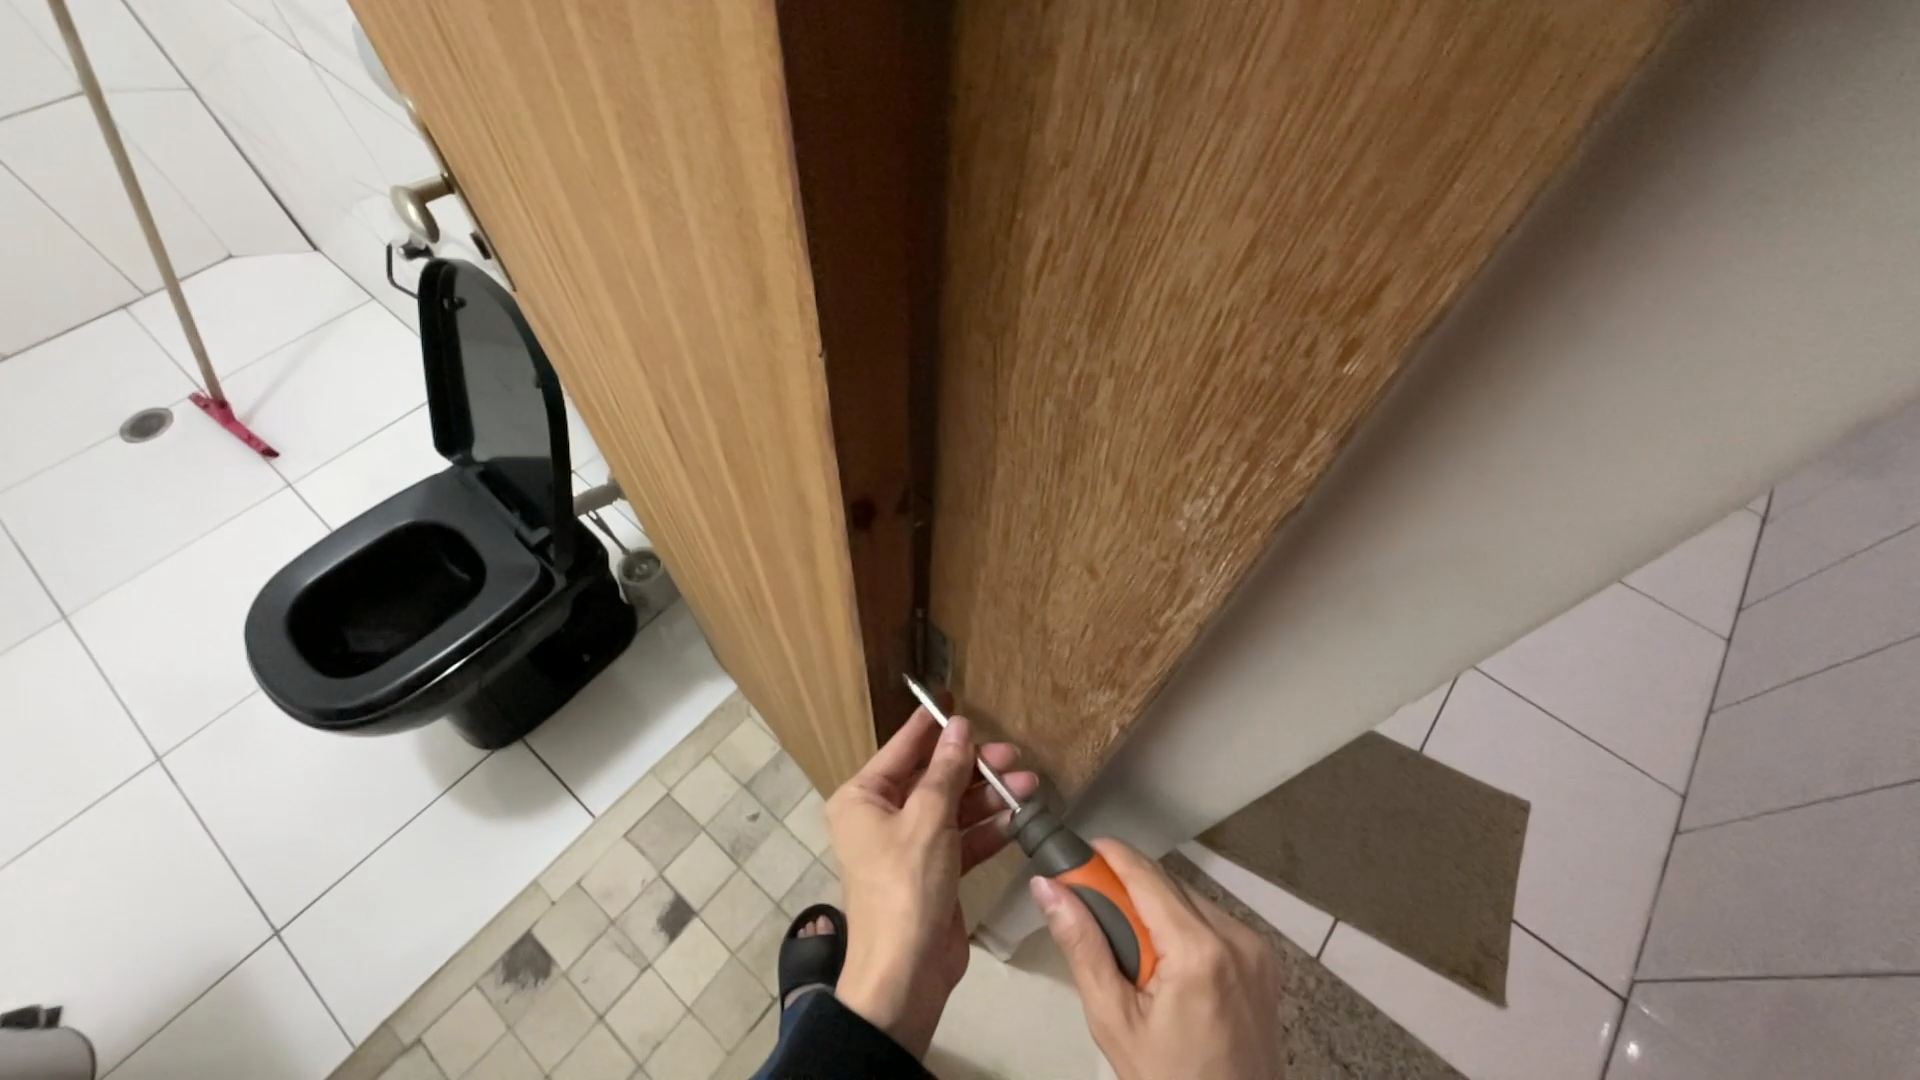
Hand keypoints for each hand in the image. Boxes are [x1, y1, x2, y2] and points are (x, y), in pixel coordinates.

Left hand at [828, 707, 1038, 1056]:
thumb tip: (960, 727)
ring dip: (989, 797)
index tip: (955, 701)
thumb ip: (947, 771)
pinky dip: (988, 829)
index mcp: (863, 799)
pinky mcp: (935, 872)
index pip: (901, 750)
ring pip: (953, 808)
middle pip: (933, 779)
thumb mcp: (928, 819)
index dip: (930, 727)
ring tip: (1028, 782)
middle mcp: (882, 817)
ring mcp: (910, 846)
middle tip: (1012, 754)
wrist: (905, 975)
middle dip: (973, 768)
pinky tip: (1018, 818)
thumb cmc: (905, 886)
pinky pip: (962, 839)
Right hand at [1034, 839, 1281, 1079]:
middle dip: (1123, 887)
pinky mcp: (1264, 959)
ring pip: (1187, 897)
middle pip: (1166, 882)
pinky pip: (1210, 920)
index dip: (1105, 855)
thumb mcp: (1113, 1020)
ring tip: (1126, 950)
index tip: (1071, 854)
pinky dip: (1180, 925)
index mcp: (1199, 950)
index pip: (1144, 873)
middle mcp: (1236, 936)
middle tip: (1086, 908)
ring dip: (1152, 907)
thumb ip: (1082, 945)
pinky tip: (1162, 962)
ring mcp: (1256, 946)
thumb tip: (1046, 887)